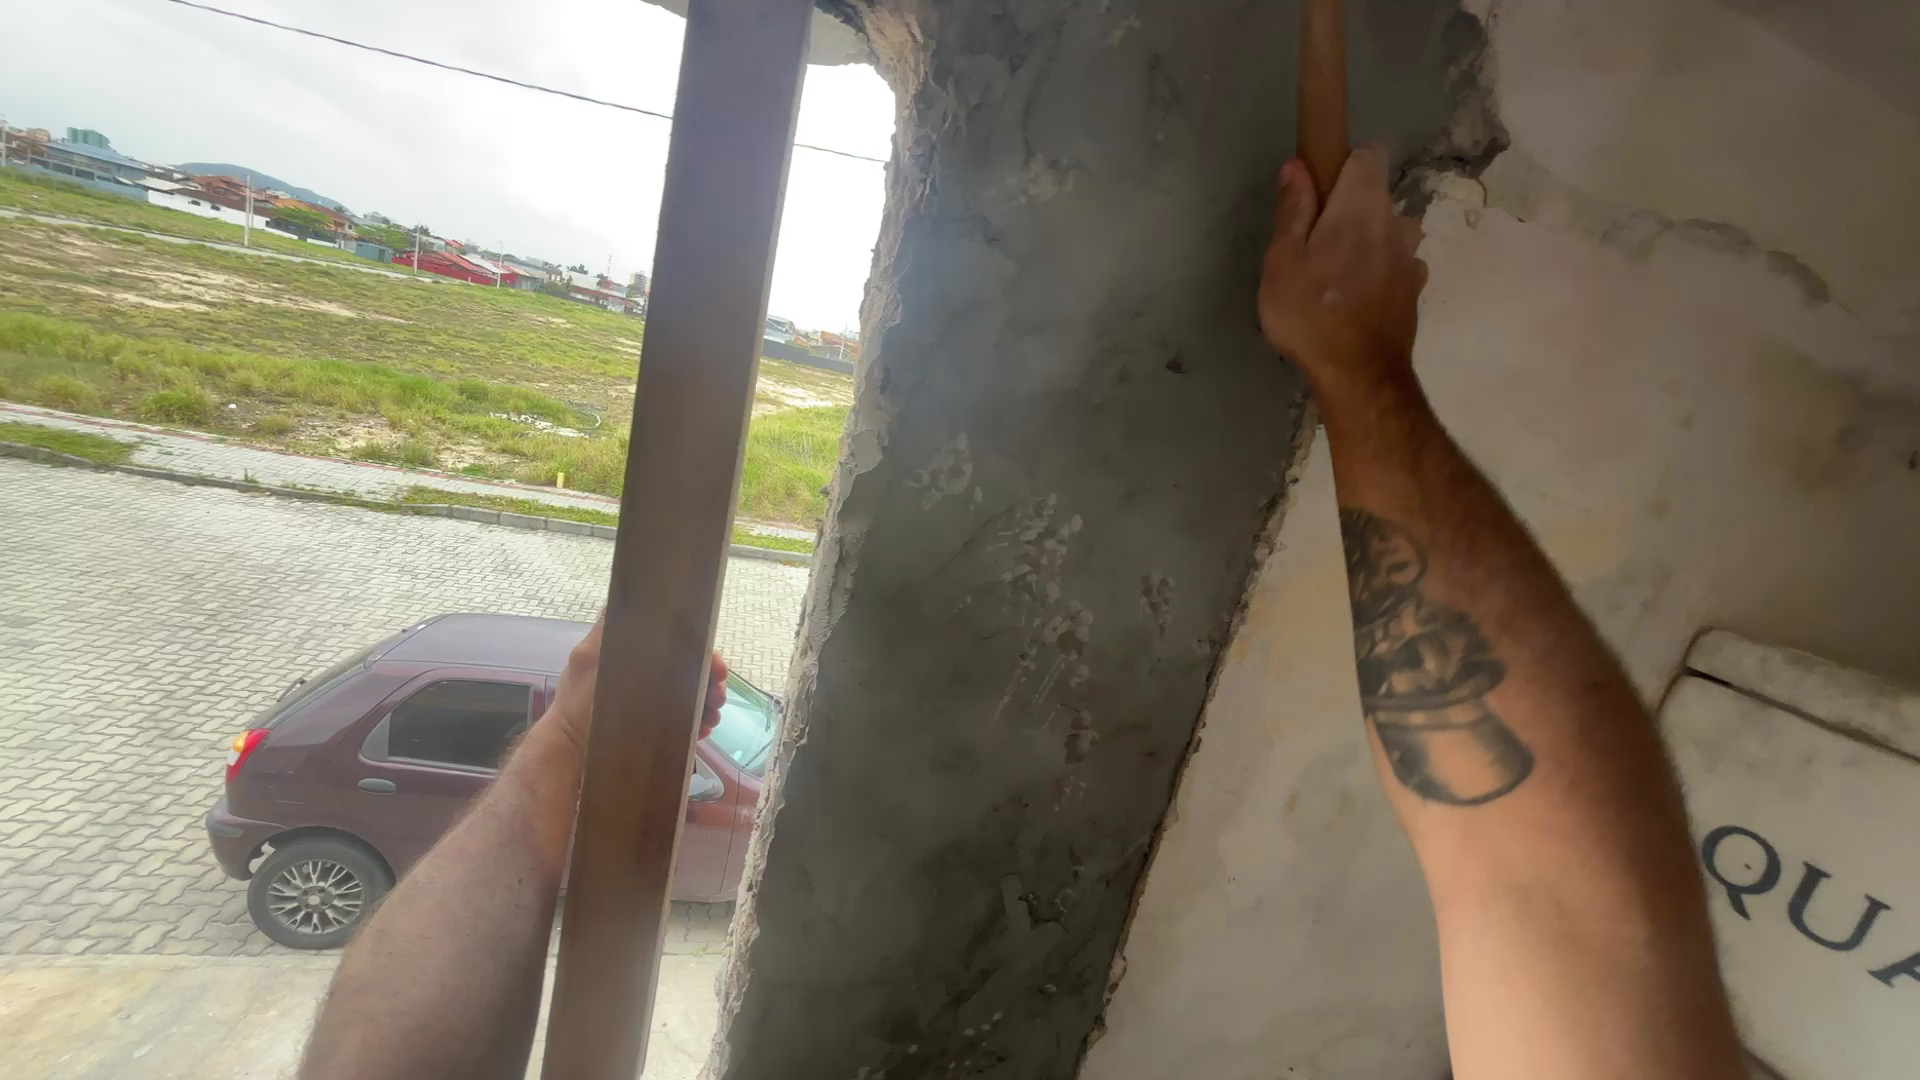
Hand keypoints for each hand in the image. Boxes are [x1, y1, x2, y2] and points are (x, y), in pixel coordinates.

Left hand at [542, 617, 730, 754]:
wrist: (569, 752)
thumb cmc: (578, 705)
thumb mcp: (589, 660)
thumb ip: (608, 631)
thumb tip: (630, 599)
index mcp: (639, 653)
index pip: (681, 644)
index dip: (703, 652)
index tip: (716, 668)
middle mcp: (651, 674)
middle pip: (694, 670)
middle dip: (711, 682)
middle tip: (717, 699)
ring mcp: (656, 701)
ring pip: (695, 695)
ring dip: (709, 704)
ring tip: (711, 719)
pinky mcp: (658, 726)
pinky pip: (687, 720)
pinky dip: (699, 723)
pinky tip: (703, 730)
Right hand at [1258, 144, 1427, 401]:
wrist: (1357, 372)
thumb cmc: (1310, 314)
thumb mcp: (1282, 263)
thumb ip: (1293, 212)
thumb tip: (1297, 167)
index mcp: (1360, 206)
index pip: (1368, 154)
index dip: (1342, 164)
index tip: (1316, 193)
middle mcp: (1395, 221)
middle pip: (1374, 197)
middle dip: (1346, 212)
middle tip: (1311, 251)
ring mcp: (1410, 256)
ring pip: (1387, 233)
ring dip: (1365, 244)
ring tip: (1334, 280)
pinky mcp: (1414, 288)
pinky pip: (1395, 265)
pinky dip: (1377, 273)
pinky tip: (1355, 300)